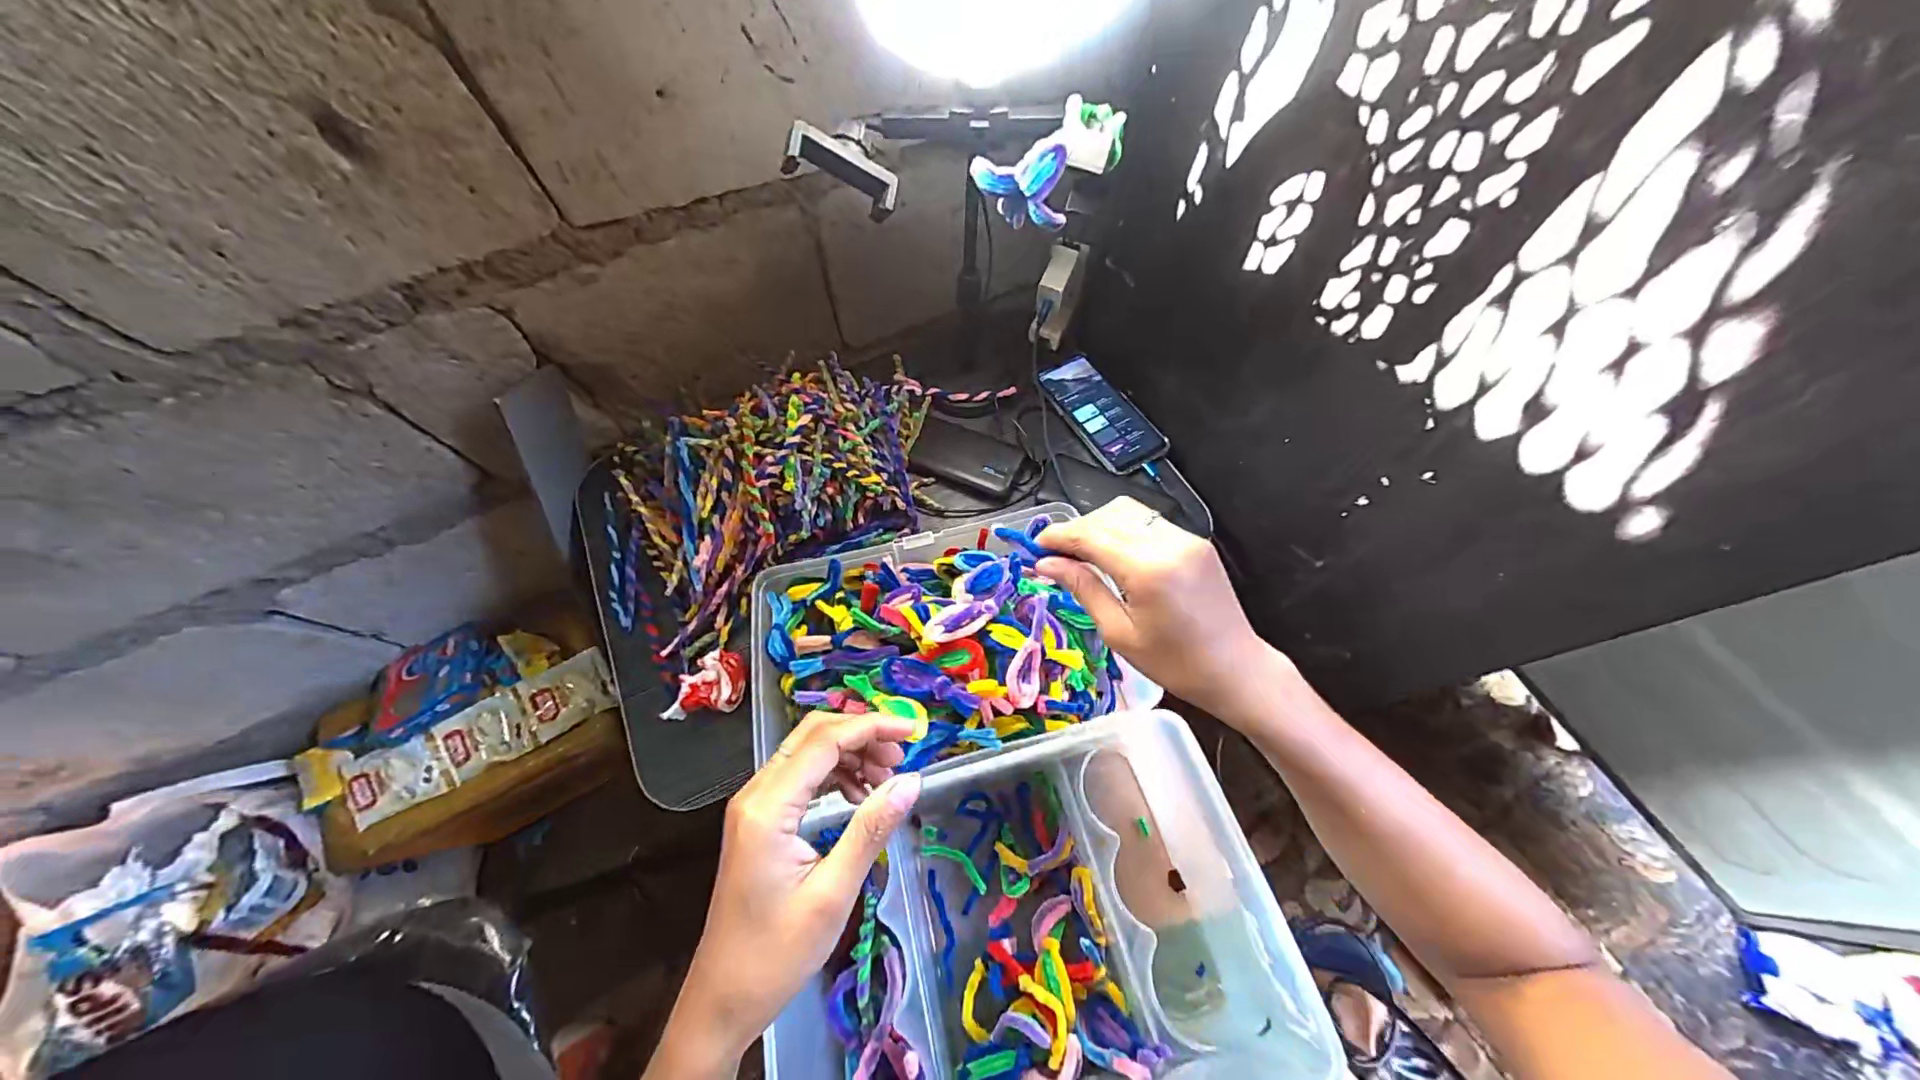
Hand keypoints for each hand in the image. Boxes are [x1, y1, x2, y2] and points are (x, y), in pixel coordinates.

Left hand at [645, 712, 922, 1079]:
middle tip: (901, 758)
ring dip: (850, 754)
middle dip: (862, 735)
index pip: (824, 740)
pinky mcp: (760, 819)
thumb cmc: (776, 954)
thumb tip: (911, 782)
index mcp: (768, 807)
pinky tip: (861, 796)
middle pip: (812, 735)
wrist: (724, 998)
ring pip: (808, 752)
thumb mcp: (833, 893)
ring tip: (887, 779)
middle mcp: (756, 794)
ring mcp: (754, 805)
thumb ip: (871, 829)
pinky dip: (836, 774)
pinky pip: (802, 777)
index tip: (913, 732)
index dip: (871, 726)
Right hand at [1036, 496, 1287, 719]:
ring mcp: (1186, 539)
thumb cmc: (1175, 662)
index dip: (1058, 536)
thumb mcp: (1119, 632)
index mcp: (1148, 570)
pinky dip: (1123, 531)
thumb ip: (1083, 588)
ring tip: (1082, 554)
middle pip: (1107, 516)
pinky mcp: (1196, 542)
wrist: (1235, 668)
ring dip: (1099, 525)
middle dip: (1076, 529)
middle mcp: (1168, 544)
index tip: (1036, 546)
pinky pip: (1149, 523)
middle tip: (1055, 554)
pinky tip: (1113, 555)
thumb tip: (1046, 564)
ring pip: (1128, 513)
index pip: (1090, 535)